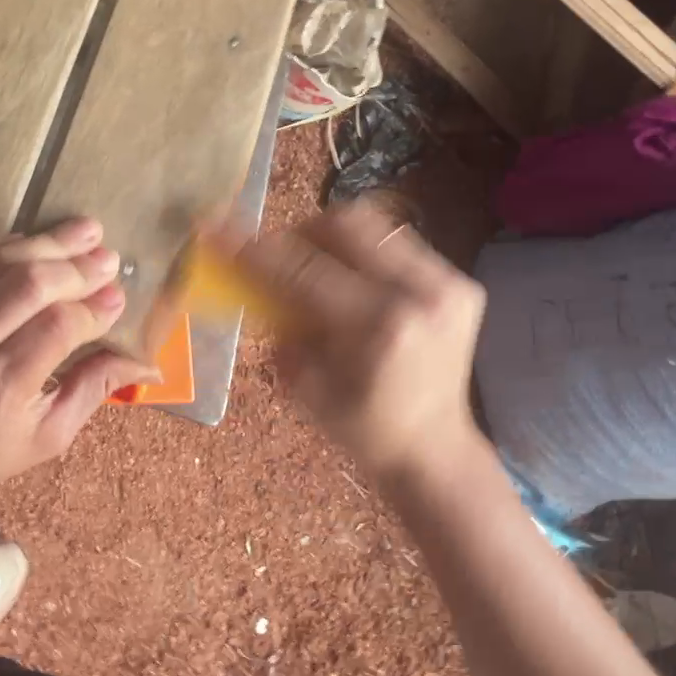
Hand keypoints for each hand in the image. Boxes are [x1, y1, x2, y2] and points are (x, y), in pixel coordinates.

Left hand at [0, 218, 159, 506]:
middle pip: (27, 286)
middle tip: (108, 257)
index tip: (118, 297)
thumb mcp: (48, 436)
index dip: (92, 308)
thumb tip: (147, 359)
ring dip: (44, 243)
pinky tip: (28, 240)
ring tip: (83, 233)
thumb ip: (94, 388)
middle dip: (75, 268)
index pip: (56, 329)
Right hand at [231, 202, 486, 485]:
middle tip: (276, 256)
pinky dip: (359, 254)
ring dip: (329, 239)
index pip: (302, 269)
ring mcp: (447, 285)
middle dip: (299, 234)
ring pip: (371, 226)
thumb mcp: (304, 384)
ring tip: (313, 267)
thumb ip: (279, 324)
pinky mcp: (459, 283)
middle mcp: (420, 294)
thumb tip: (246, 275)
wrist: (436, 451)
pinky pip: (393, 244)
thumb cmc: (363, 429)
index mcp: (381, 327)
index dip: (254, 250)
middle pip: (344, 225)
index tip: (216, 232)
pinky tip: (349, 283)